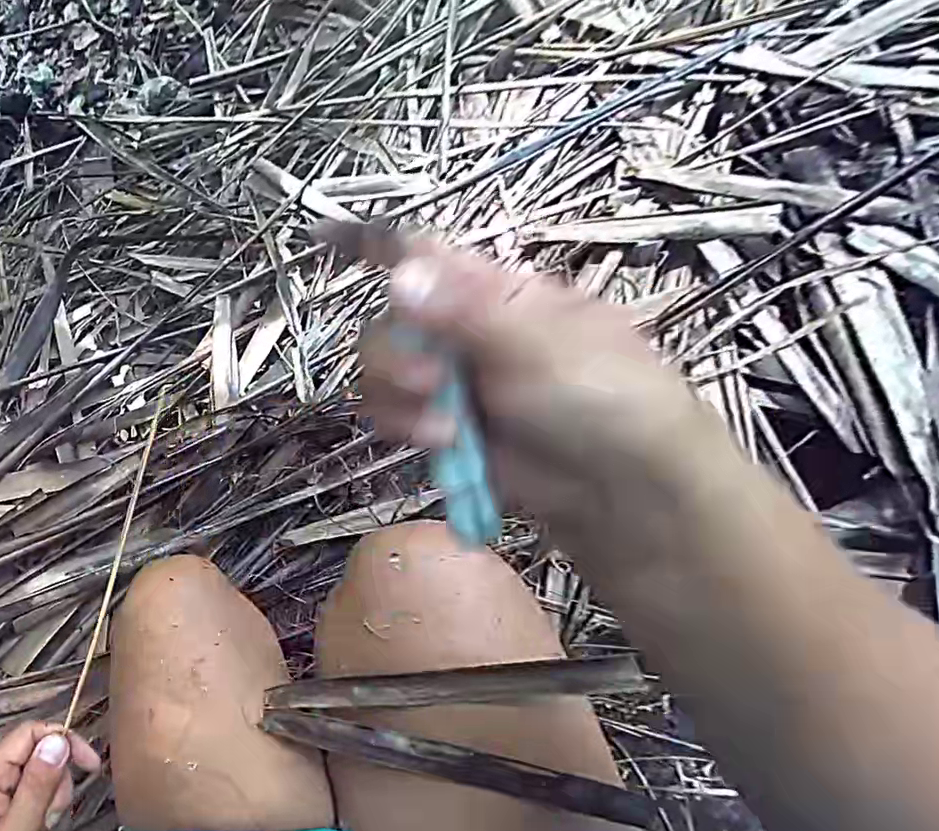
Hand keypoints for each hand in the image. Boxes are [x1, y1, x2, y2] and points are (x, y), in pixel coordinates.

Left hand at [0, 722, 100, 830]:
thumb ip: (39, 785)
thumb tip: (58, 739)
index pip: (30, 732)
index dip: (64, 740)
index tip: (92, 764)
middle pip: (42, 753)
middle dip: (58, 782)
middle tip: (50, 818)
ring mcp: (3, 798)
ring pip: (46, 778)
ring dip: (55, 803)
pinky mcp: (13, 817)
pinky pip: (42, 801)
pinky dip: (49, 817)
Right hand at [334, 230, 724, 526]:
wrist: (614, 485)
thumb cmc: (604, 399)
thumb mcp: (543, 346)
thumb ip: (467, 314)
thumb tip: (402, 276)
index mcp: (492, 294)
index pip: (425, 258)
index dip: (376, 248)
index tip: (324, 236)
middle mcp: (458, 331)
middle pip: (385, 326)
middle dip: (397, 358)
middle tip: (432, 383)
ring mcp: (443, 379)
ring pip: (378, 374)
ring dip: (400, 400)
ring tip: (446, 426)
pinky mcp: (432, 420)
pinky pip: (386, 411)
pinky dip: (402, 425)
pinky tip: (439, 439)